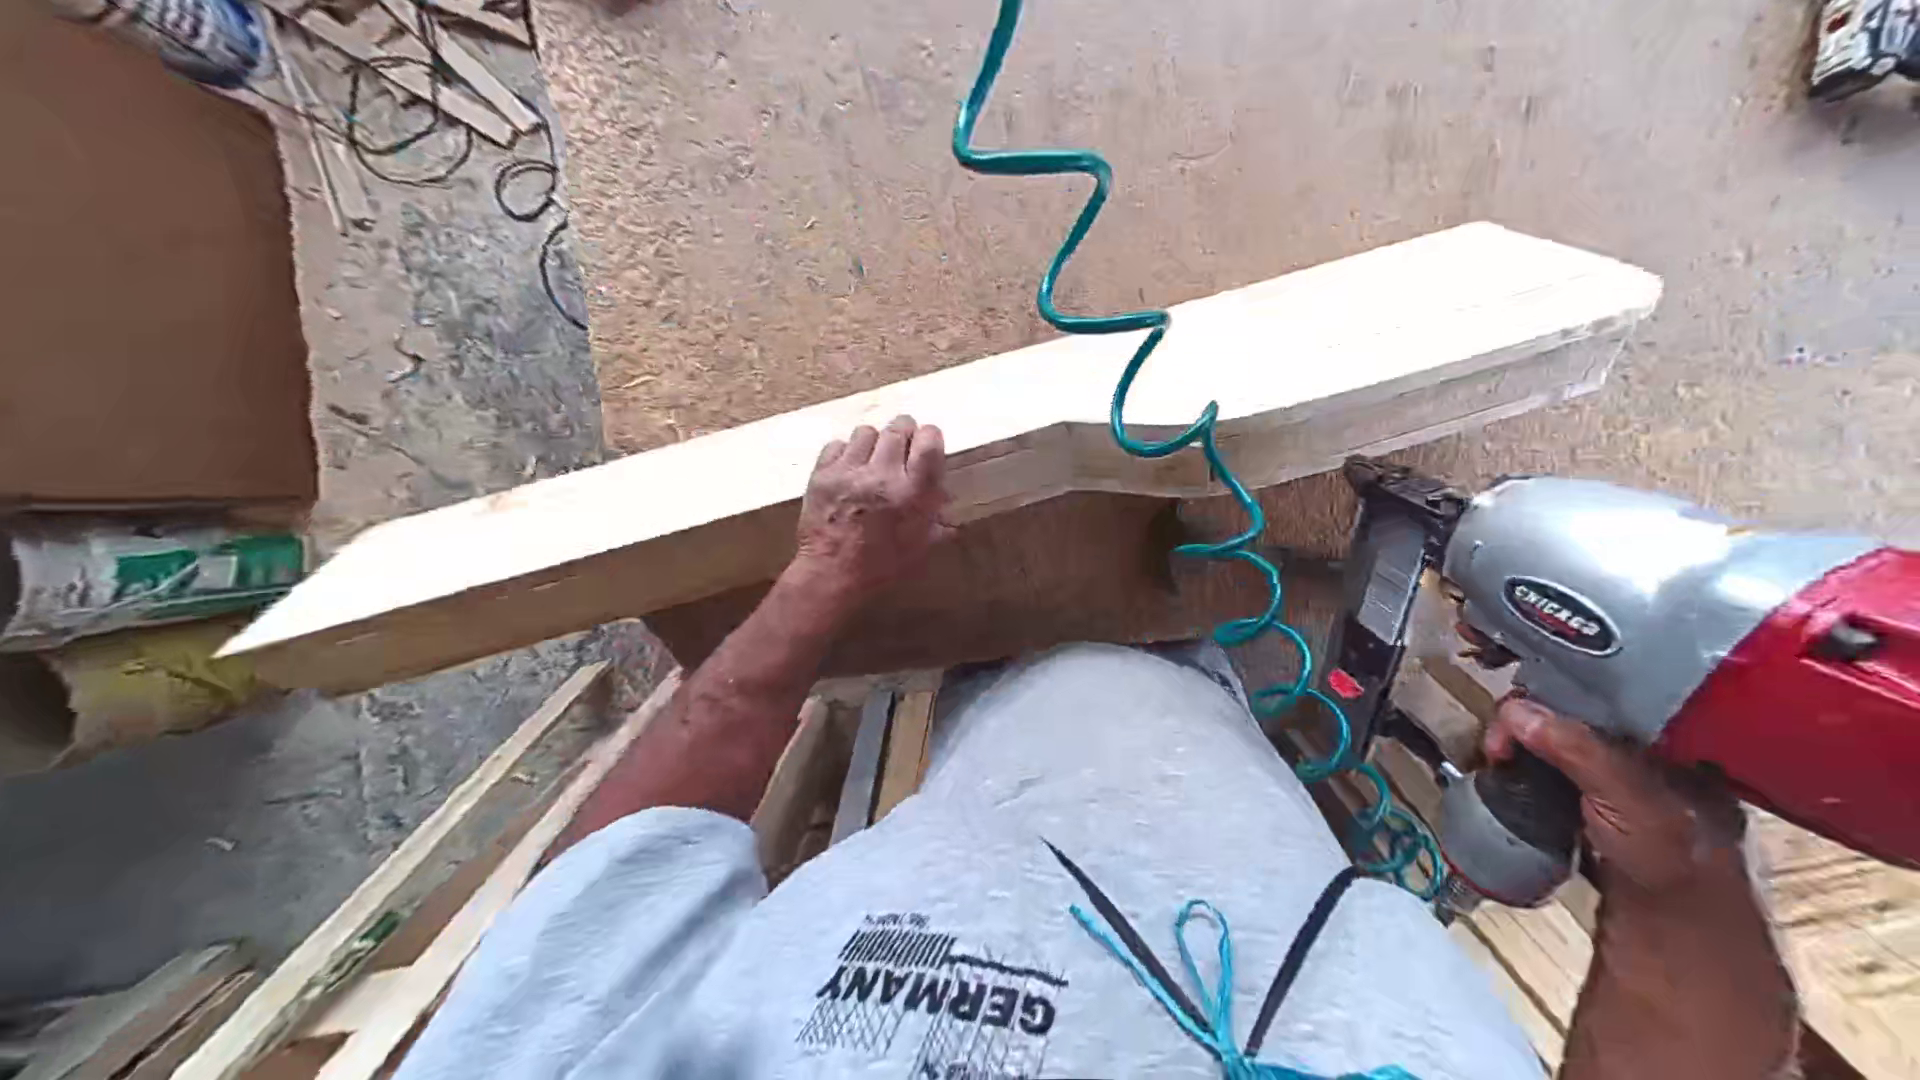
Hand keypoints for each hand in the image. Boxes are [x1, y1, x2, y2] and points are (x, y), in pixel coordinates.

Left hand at [789, 415, 951, 601]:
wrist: (833, 575)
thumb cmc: (882, 567)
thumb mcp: (920, 546)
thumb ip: (937, 521)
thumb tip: (948, 506)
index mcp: (913, 493)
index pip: (929, 440)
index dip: (930, 436)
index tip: (926, 442)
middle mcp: (884, 475)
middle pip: (898, 427)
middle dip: (903, 432)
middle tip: (900, 446)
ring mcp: (850, 472)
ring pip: (866, 431)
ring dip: (873, 442)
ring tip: (871, 459)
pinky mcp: (823, 473)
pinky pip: (837, 445)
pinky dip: (845, 453)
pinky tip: (848, 470)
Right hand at [1485, 697, 1750, 901]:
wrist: (1671, 934)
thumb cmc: (1667, 861)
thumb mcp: (1630, 800)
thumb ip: (1579, 751)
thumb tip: (1515, 710)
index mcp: (1677, 741)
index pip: (1606, 694)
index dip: (1556, 692)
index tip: (1516, 709)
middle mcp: (1650, 754)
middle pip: (1573, 715)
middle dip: (1526, 722)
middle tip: (1499, 745)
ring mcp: (1620, 780)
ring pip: (1556, 739)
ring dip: (1520, 743)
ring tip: (1498, 759)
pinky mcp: (1592, 800)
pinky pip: (1550, 764)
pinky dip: (1525, 763)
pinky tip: (1511, 772)